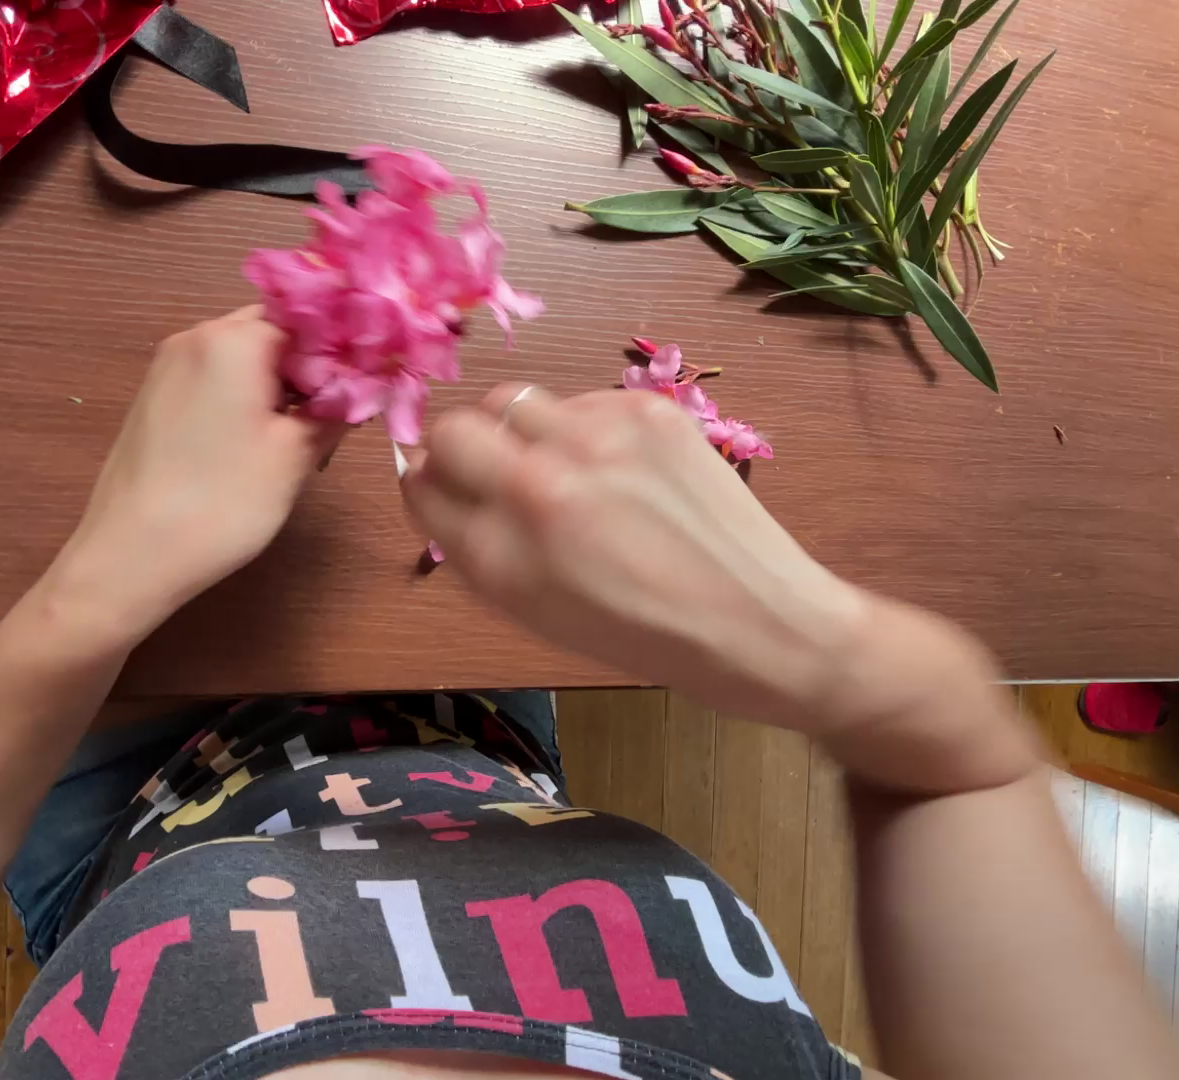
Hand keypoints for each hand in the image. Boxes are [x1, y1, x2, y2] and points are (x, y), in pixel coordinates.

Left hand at [61, 307, 343, 607]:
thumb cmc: (223, 501)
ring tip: (303, 432)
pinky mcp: (157, 397)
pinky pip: (217, 378)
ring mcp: (169, 366)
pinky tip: (260, 440)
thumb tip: (364, 385)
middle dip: (311, 366)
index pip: (307, 319)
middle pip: (273, 332)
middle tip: (337, 413)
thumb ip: (335, 409)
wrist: (131, 555)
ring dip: (282, 384)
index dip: (343, 348)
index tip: (367, 385)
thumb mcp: (295, 455)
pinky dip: (248, 396)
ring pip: (245, 356)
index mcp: (232, 340)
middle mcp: (196, 337)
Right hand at [402, 383, 1028, 792]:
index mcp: (500, 558)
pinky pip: (575, 398)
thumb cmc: (637, 636)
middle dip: (457, 451)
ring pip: (509, 400)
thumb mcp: (532, 612)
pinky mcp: (646, 408)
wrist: (757, 623)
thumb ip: (472, 547)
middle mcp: (535, 488)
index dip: (431, 488)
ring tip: (555, 463)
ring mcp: (593, 438)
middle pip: (450, 430)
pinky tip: (614, 464)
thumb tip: (436, 484)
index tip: (449, 492)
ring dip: (514, 430)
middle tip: (491, 472)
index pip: (420, 485)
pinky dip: (576, 426)